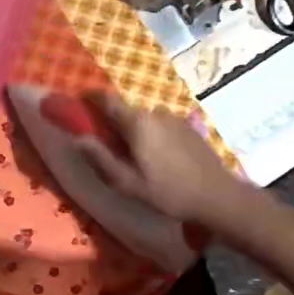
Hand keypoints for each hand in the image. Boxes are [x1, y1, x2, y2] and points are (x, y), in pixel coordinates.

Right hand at [73, 92, 243, 224]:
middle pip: (127, 111)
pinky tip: (160, 159)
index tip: (78, 103)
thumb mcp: (127, 182)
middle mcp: (155, 112)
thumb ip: (100, 158)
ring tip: (136, 158)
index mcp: (138, 122)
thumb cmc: (168, 192)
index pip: (107, 99)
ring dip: (136, 132)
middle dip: (114, 123)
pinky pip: (162, 126)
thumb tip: (77, 138)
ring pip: (145, 120)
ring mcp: (175, 118)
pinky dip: (153, 136)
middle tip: (108, 147)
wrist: (216, 196)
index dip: (90, 98)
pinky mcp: (188, 127)